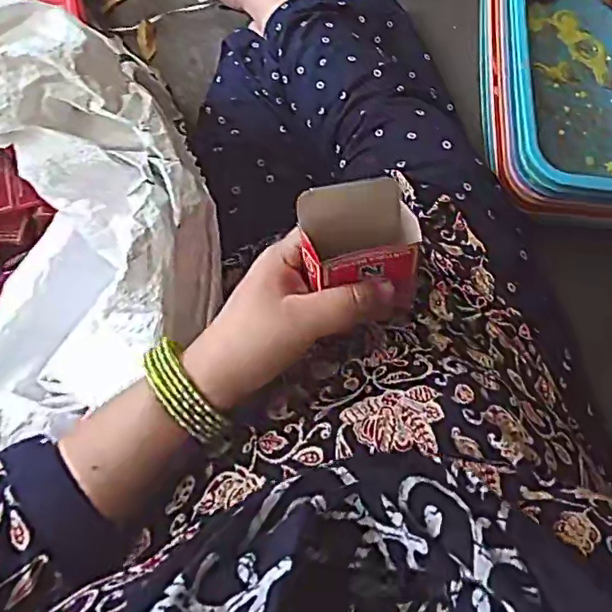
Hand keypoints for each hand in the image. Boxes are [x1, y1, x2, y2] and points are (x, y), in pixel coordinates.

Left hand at [181, 228, 396, 408]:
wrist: (212, 386)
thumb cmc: (248, 344)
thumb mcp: (302, 321)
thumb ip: (347, 303)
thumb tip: (389, 288)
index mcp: (285, 253)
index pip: (329, 225)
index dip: (360, 227)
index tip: (390, 235)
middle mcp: (290, 265)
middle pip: (337, 252)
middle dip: (368, 260)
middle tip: (400, 268)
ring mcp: (293, 290)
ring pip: (336, 277)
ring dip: (361, 284)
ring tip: (392, 290)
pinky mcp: (295, 313)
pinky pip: (330, 299)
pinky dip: (350, 303)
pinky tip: (369, 311)